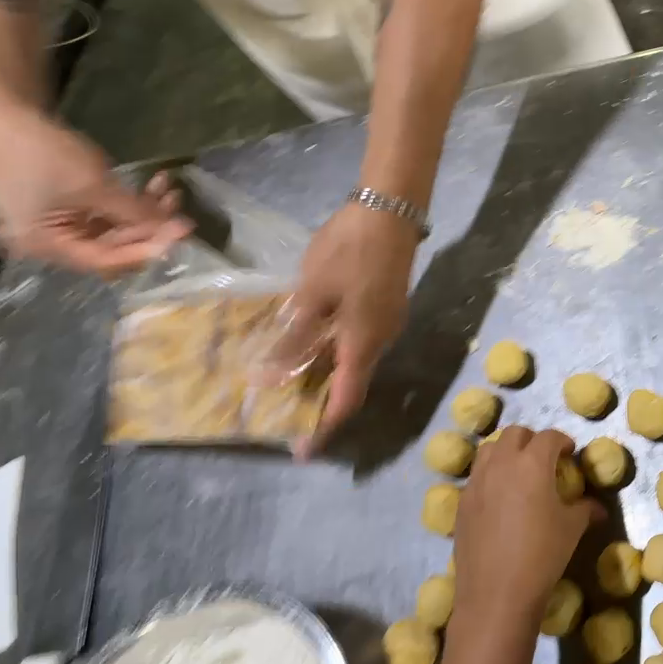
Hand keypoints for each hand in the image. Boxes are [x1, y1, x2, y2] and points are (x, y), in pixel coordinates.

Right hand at [0, 110, 189, 272]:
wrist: (6, 118)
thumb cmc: (45, 155)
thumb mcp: (96, 187)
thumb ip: (135, 214)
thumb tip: (175, 231)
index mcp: (45, 245)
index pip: (105, 261)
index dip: (147, 249)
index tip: (182, 234)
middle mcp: (49, 243)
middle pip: (113, 246)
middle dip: (150, 228)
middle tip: (182, 212)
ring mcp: (58, 225)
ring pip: (115, 229)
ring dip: (146, 213)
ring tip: (171, 190)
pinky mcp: (68, 208)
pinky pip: (106, 214)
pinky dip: (130, 202)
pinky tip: (157, 184)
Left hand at [289, 202, 418, 455]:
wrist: (390, 212)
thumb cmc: (348, 253)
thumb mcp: (311, 295)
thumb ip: (294, 338)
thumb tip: (272, 378)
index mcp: (363, 343)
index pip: (346, 401)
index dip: (324, 429)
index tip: (301, 451)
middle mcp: (382, 339)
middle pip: (353, 381)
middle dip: (320, 399)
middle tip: (282, 409)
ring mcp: (388, 319)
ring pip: (355, 357)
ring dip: (325, 371)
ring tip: (287, 373)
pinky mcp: (387, 302)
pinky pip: (359, 337)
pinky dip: (334, 348)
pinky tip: (309, 337)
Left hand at [456, 428, 603, 626]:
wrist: (496, 595)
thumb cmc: (542, 555)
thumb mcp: (572, 528)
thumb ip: (585, 509)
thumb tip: (598, 508)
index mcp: (533, 463)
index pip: (549, 436)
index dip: (562, 441)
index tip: (569, 454)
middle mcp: (502, 464)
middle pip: (515, 434)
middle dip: (532, 440)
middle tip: (544, 459)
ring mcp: (477, 482)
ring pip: (490, 449)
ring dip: (506, 452)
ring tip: (518, 472)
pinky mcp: (461, 503)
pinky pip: (476, 476)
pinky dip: (489, 476)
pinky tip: (499, 499)